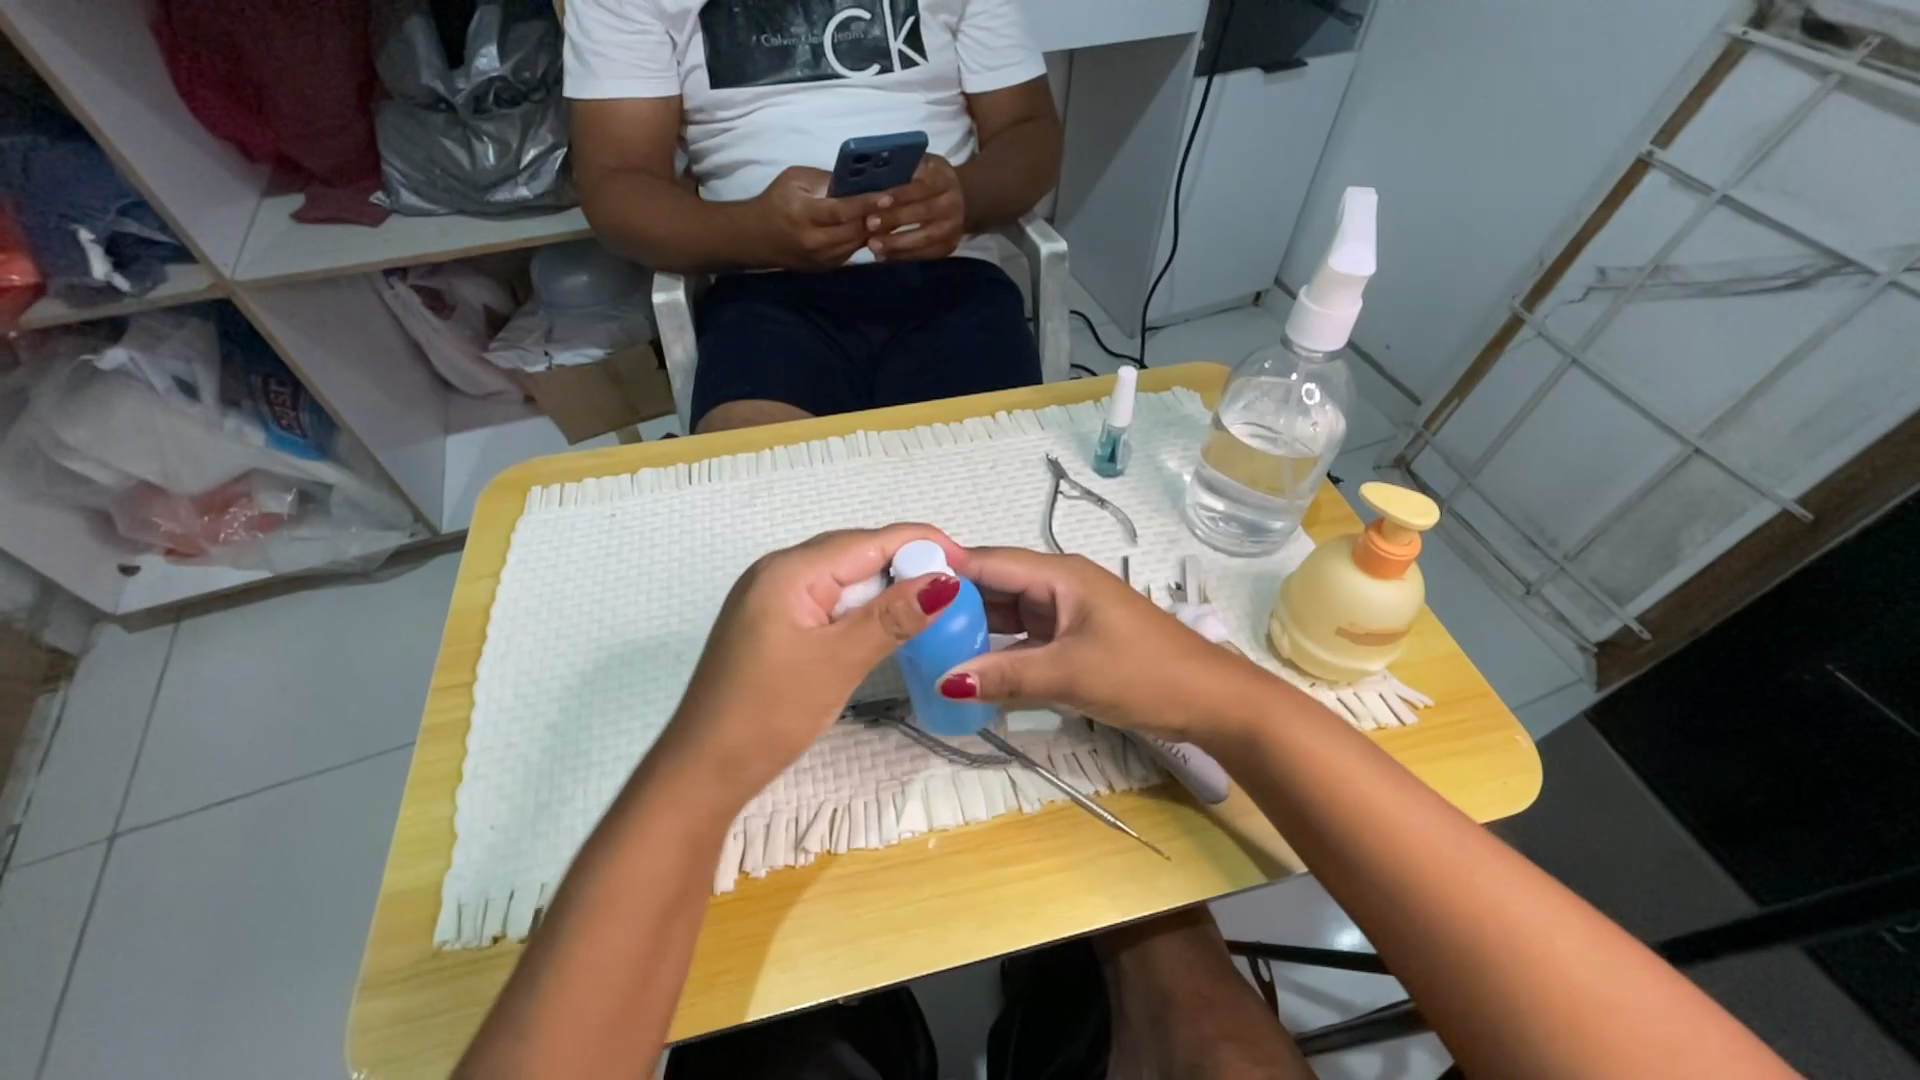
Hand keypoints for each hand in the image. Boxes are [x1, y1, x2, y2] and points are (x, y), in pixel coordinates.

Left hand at [656, 525, 969, 804]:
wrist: (705, 768)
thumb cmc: (769, 713)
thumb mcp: (838, 662)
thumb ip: (892, 617)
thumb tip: (947, 580)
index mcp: (789, 571)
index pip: (867, 541)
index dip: (921, 545)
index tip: (968, 564)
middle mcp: (777, 573)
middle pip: (854, 554)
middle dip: (905, 565)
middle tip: (955, 589)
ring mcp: (771, 599)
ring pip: (841, 579)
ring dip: (884, 589)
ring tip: (930, 607)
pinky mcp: (771, 625)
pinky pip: (826, 601)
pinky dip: (860, 609)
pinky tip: (883, 627)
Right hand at [749, 166, 892, 269]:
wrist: (756, 238)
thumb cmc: (776, 201)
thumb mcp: (795, 179)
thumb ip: (826, 180)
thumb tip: (857, 181)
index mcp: (805, 215)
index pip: (843, 211)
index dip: (867, 204)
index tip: (888, 196)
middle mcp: (816, 241)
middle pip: (856, 230)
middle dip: (878, 218)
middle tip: (897, 205)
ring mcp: (823, 258)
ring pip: (858, 244)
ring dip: (875, 231)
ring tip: (891, 215)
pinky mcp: (827, 267)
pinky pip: (853, 252)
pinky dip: (864, 239)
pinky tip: (875, 227)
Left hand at [865, 155, 966, 261]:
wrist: (963, 199)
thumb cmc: (930, 179)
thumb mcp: (921, 166)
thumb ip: (902, 172)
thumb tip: (870, 183)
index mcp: (943, 179)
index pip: (921, 187)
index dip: (900, 195)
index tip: (878, 201)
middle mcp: (951, 204)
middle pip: (922, 213)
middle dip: (894, 220)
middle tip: (869, 225)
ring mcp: (953, 229)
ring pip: (924, 239)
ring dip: (896, 243)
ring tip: (872, 245)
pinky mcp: (948, 247)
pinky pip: (923, 254)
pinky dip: (901, 255)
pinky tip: (882, 255)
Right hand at [937, 548, 1274, 744]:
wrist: (1211, 701)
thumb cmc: (1144, 674)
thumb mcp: (1070, 675)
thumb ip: (1006, 677)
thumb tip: (944, 684)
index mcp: (1060, 575)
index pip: (990, 562)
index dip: (945, 569)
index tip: (899, 583)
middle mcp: (1060, 586)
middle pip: (995, 586)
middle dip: (953, 603)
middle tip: (906, 624)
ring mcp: (1068, 614)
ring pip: (1009, 615)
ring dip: (975, 630)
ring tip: (926, 646)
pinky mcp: (1075, 640)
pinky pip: (1025, 638)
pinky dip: (999, 652)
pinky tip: (971, 669)